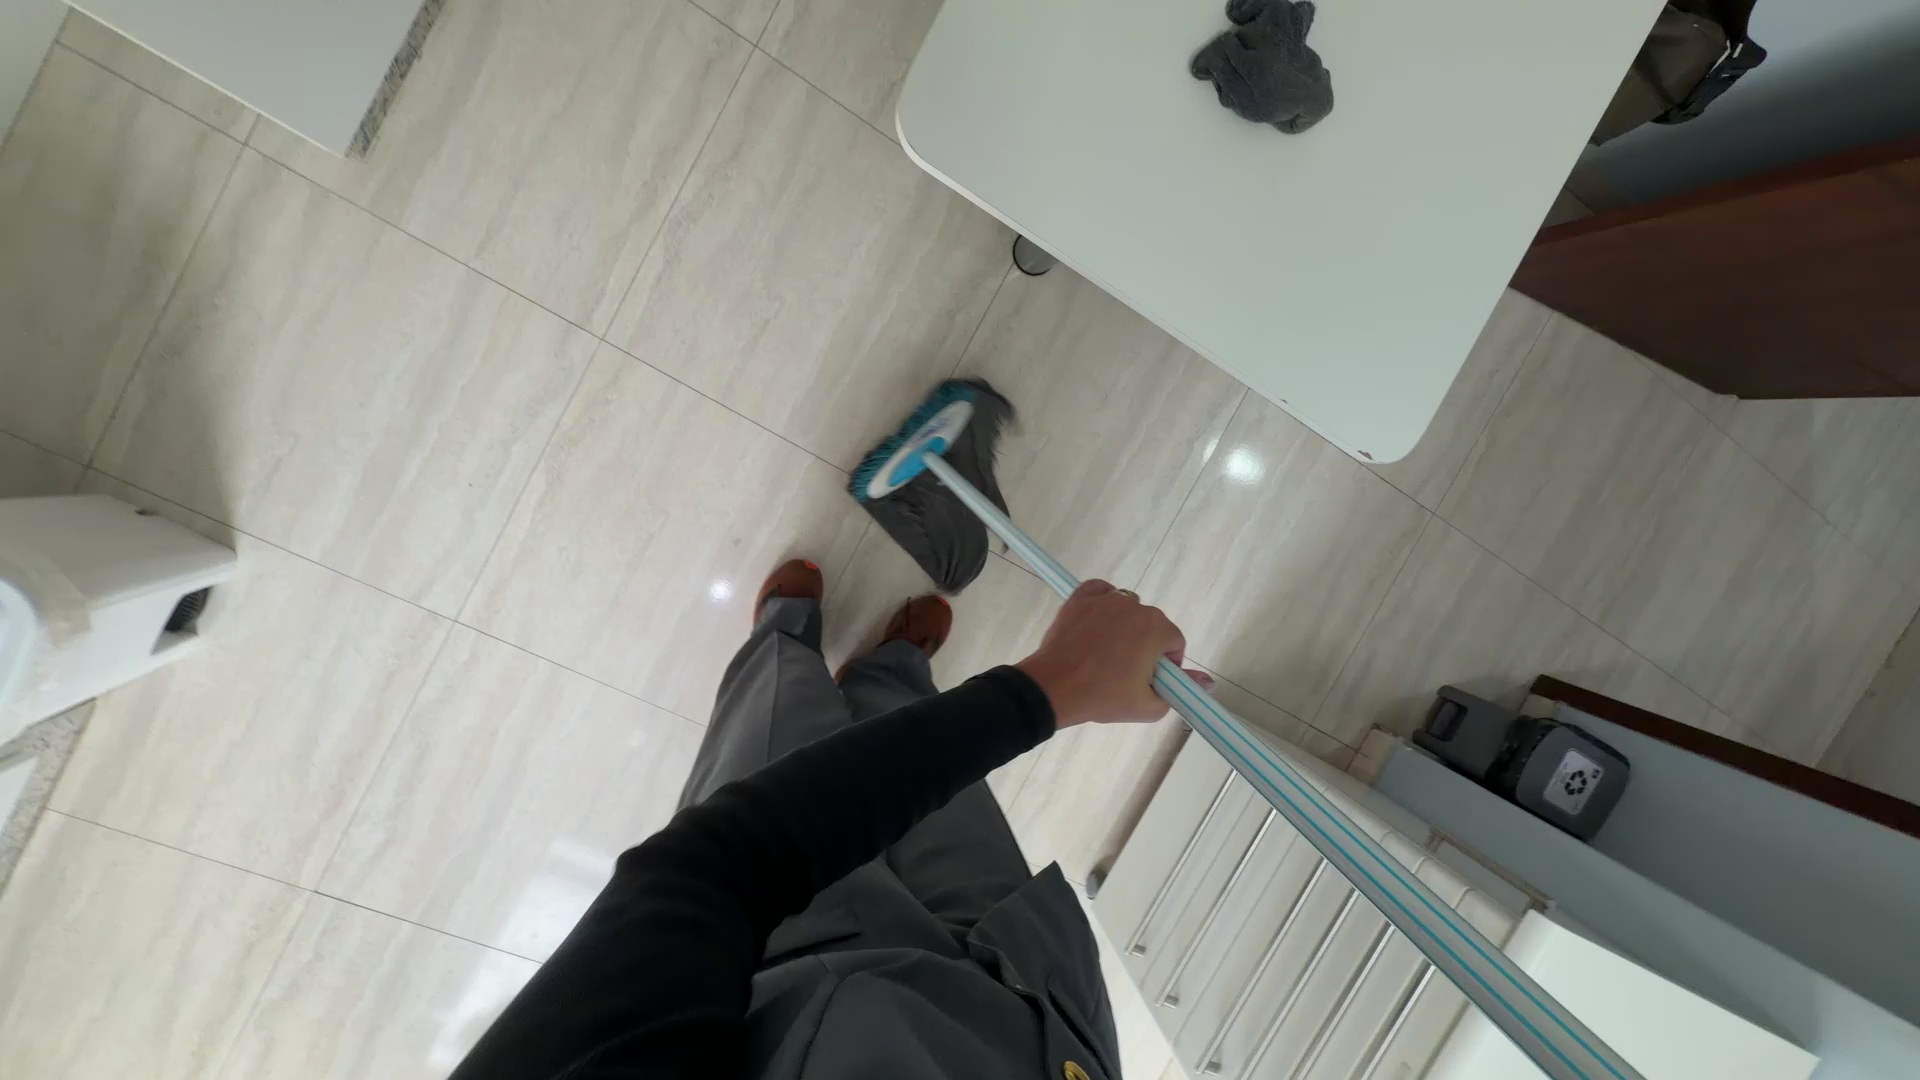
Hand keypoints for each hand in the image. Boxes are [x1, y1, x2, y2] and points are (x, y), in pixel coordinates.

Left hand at [1016, 580, 1211, 728]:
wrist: (1055, 687)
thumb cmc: (1104, 696)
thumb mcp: (1150, 704)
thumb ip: (1182, 689)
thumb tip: (1209, 681)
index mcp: (1156, 628)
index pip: (1175, 642)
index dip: (1167, 663)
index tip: (1150, 678)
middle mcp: (1134, 606)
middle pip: (1151, 624)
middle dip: (1145, 644)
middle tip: (1126, 670)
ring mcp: (1105, 599)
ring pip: (1126, 608)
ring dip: (1124, 625)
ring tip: (1107, 651)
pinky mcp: (1080, 597)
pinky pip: (1100, 592)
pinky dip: (1101, 602)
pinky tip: (1096, 622)